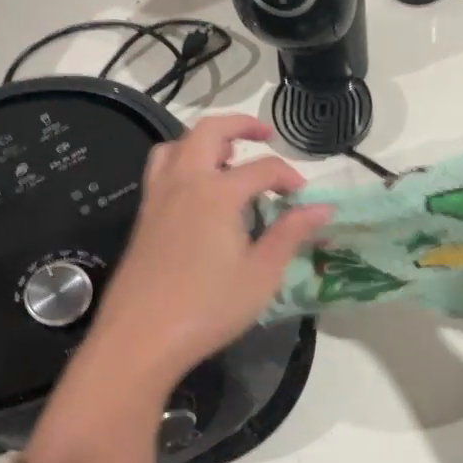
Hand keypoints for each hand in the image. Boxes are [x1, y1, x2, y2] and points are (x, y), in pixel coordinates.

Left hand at [85, 114, 331, 386]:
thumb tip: (321, 208)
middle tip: (266, 136)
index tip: (306, 197)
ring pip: (177, 146)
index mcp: (217, 193)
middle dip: (240, 126)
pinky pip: (163, 171)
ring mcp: (158, 199)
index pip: (262, 168)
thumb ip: (290, 234)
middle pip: (209, 132)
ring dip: (205, 141)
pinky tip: (202, 194)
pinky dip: (186, 163)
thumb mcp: (262, 274)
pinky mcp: (144, 219)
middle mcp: (184, 183)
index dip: (289, 177)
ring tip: (228, 156)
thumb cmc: (209, 307)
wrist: (141, 337)